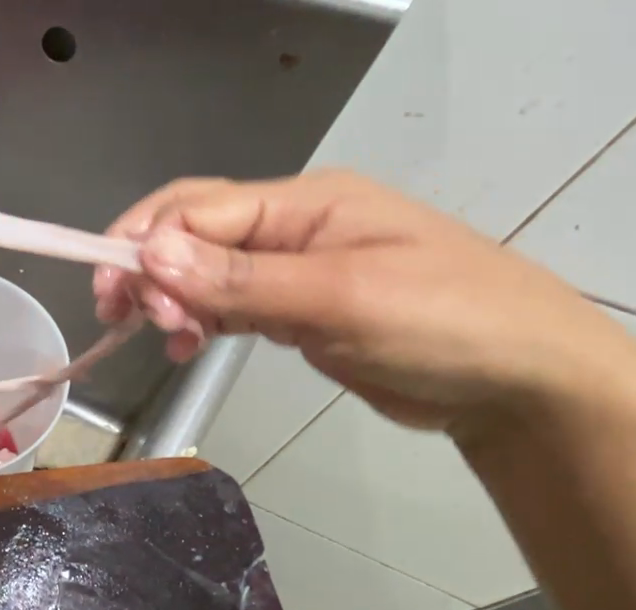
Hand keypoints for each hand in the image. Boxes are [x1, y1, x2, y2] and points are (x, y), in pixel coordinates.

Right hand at [91, 170, 622, 432]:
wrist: (520, 381)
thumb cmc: (443, 325)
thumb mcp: (337, 298)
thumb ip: (239, 279)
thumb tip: (150, 254)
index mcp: (306, 203)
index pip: (195, 210)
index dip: (143, 250)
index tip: (116, 305)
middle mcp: (292, 225)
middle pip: (191, 231)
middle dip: (146, 270)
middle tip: (123, 324)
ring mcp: (293, 267)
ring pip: (201, 270)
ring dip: (169, 300)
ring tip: (167, 341)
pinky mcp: (294, 307)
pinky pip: (225, 302)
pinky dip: (196, 321)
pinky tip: (187, 348)